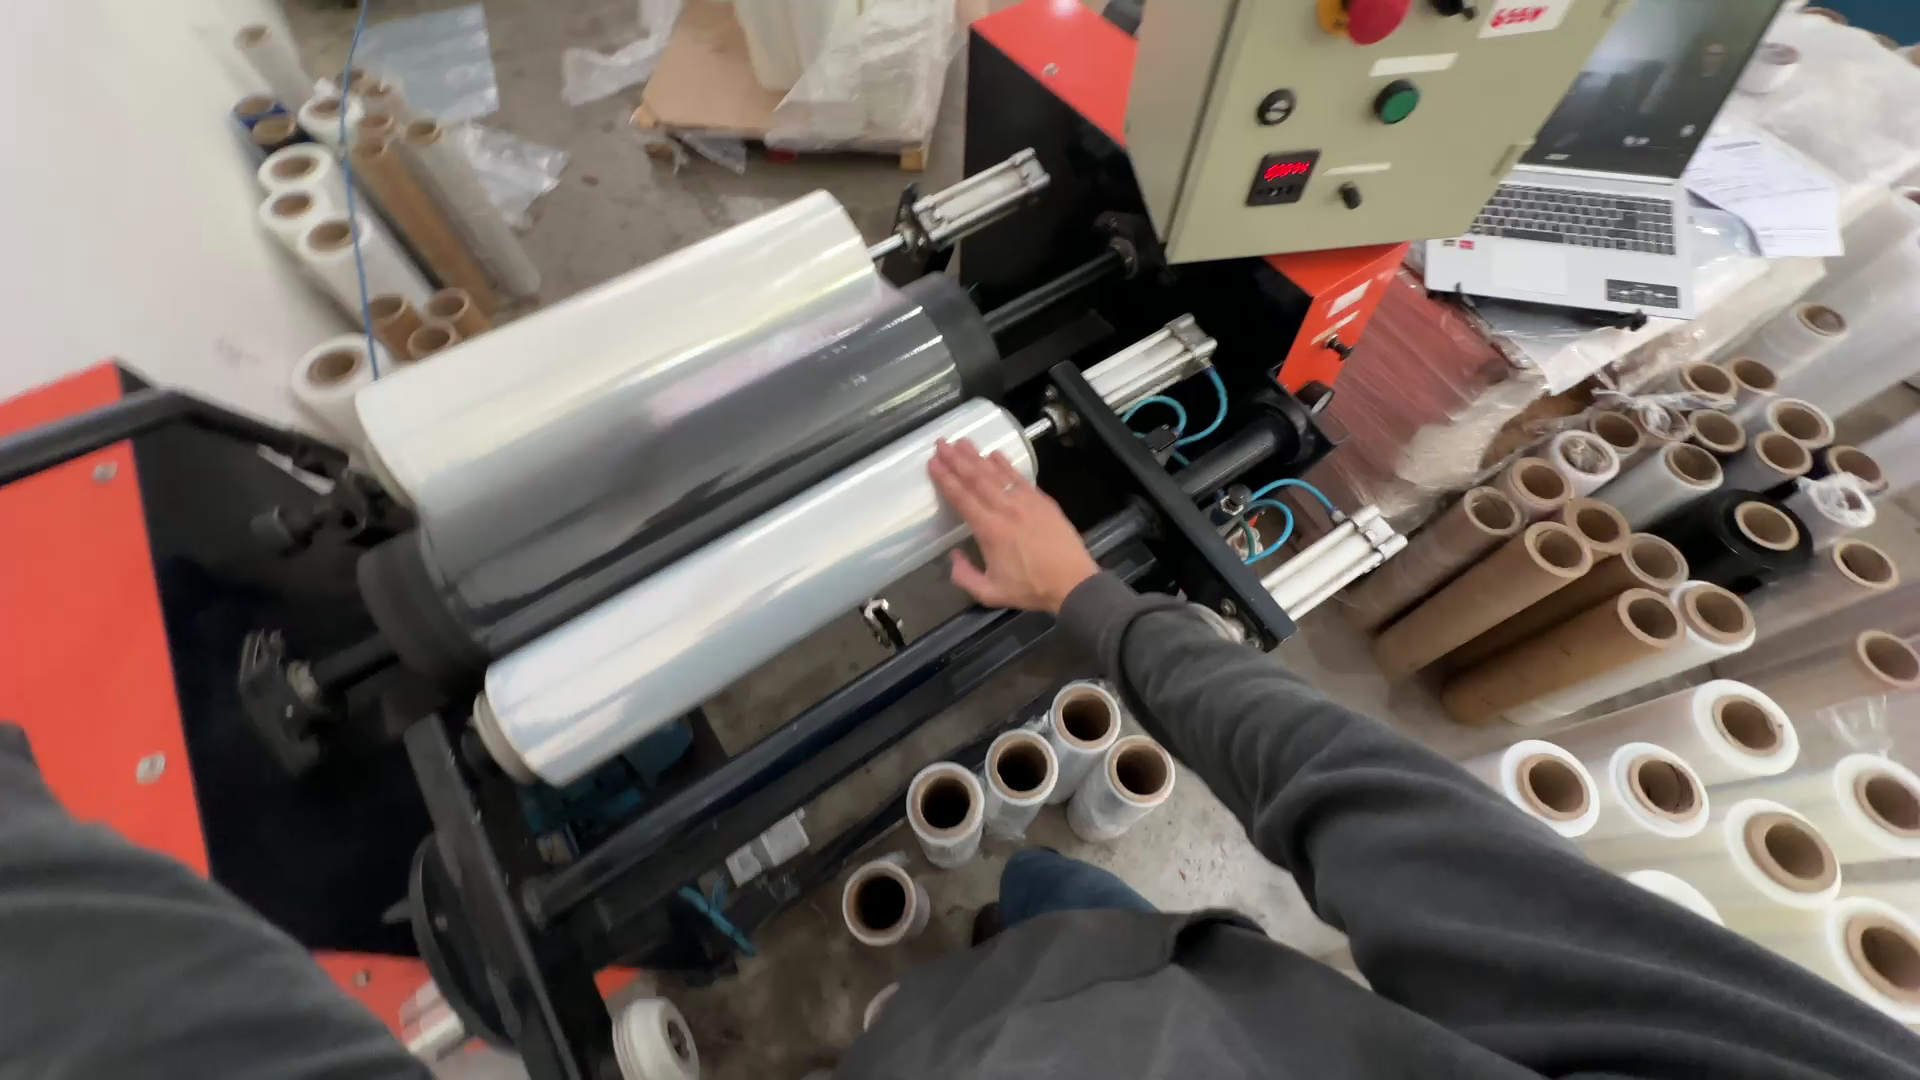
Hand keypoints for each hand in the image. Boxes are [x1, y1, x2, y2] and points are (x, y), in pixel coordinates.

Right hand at [928, 438, 1098, 613]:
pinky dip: (1006, 465)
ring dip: (978, 456)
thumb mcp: (991, 593)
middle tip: (942, 443)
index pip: (962, 498)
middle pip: (977, 478)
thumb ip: (965, 576)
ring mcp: (1026, 502)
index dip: (945, 479)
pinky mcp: (1043, 501)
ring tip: (962, 442)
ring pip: (997, 473)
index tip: (933, 463)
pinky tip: (995, 454)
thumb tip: (953, 556)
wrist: (1073, 582)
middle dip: (957, 459)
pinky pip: (1020, 477)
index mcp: (990, 530)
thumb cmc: (1031, 589)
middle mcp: (1006, 510)